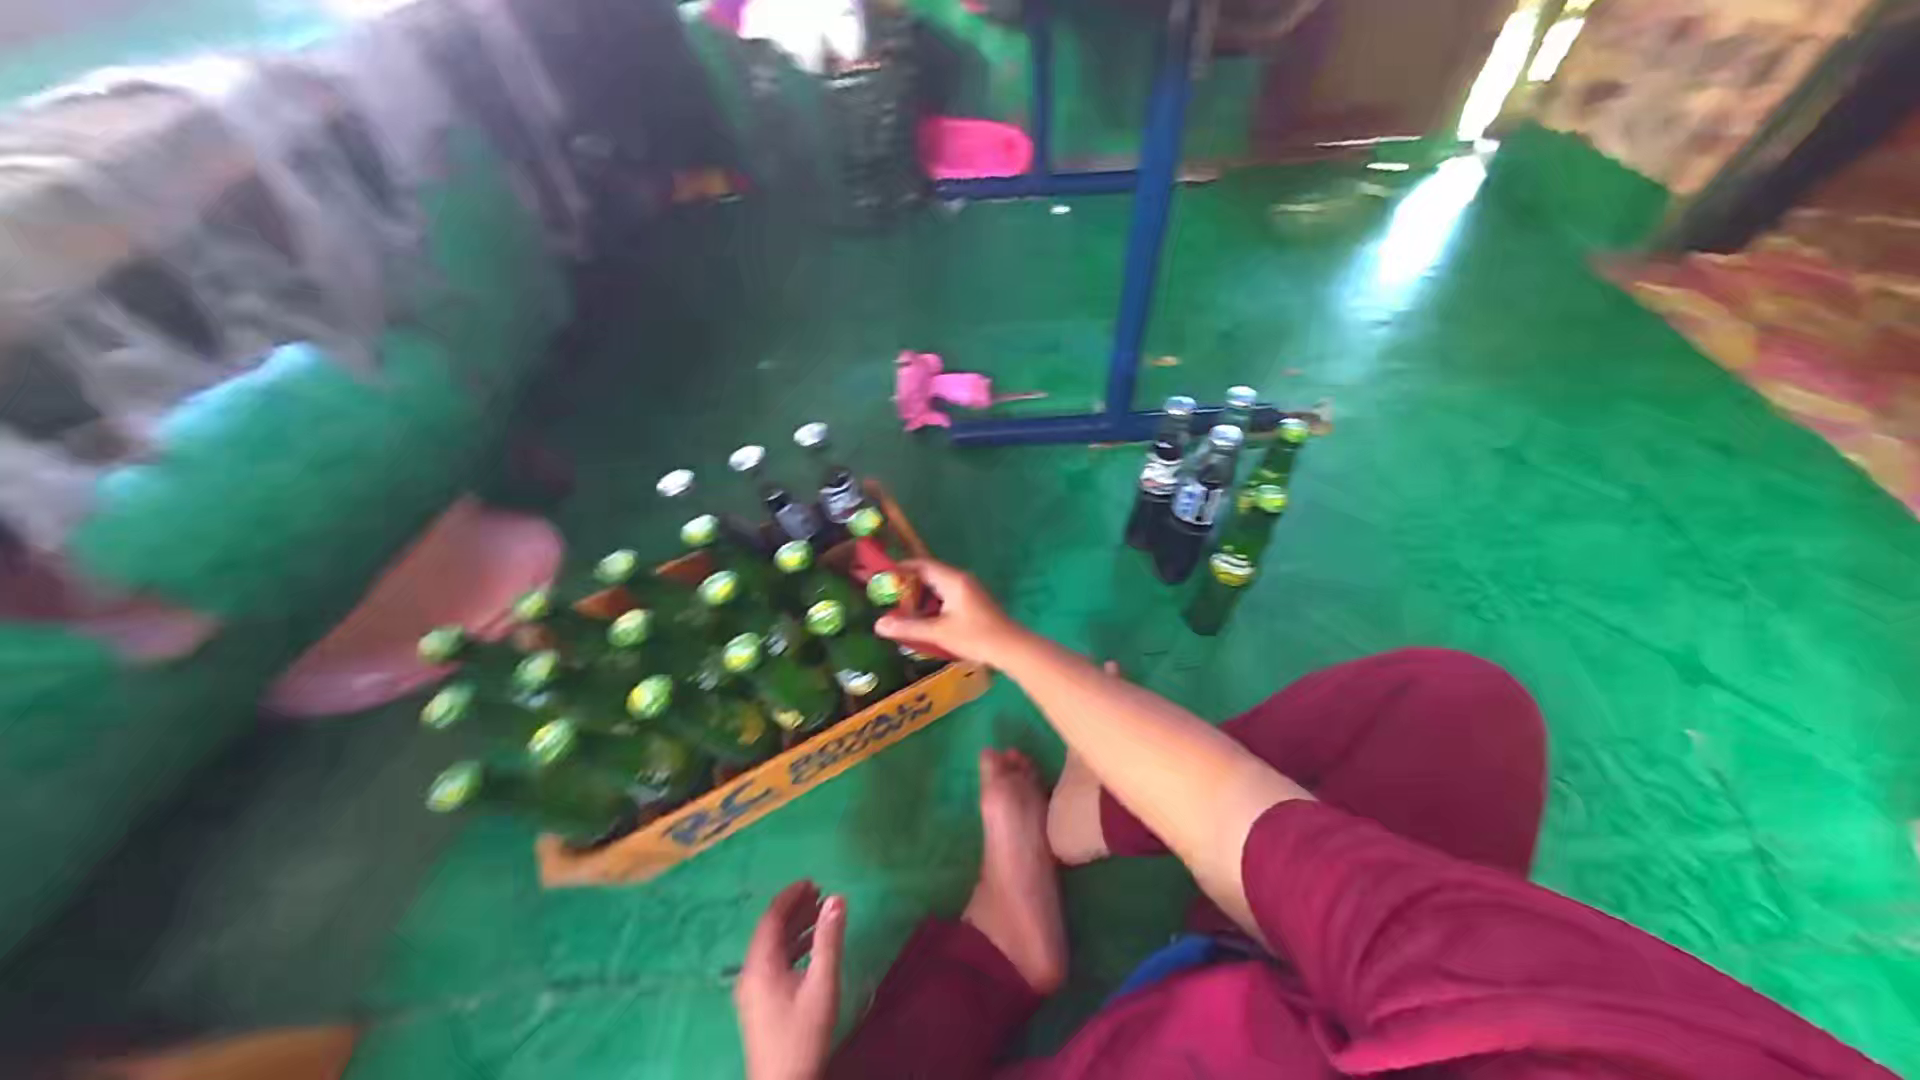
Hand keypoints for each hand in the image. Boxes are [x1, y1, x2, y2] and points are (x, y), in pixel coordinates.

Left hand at [735, 881, 845, 1079]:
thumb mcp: (822, 984)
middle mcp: (750, 973)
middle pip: (770, 930)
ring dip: (795, 928)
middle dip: (795, 909)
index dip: (791, 896)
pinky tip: (812, 948)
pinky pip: (773, 962)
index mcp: (760, 965)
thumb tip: (837, 898)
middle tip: (820, 894)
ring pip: (772, 947)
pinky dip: (792, 947)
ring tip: (821, 915)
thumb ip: (829, 939)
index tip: (812, 882)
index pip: (772, 917)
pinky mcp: (758, 1003)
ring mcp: (751, 990)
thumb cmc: (803, 1035)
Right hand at [877, 558, 1025, 667]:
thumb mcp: (937, 633)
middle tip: (889, 595)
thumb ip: (908, 627)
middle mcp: (961, 580)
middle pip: (930, 574)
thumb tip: (878, 624)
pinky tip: (925, 618)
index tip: (883, 576)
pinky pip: (947, 595)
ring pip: (939, 586)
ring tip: (903, 608)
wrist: (1010, 648)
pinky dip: (933, 602)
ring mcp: (970, 590)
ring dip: (921, 595)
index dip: (901, 568)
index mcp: (953, 580)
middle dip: (909, 584)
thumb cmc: (974, 637)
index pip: (922, 565)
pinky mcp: (974, 602)